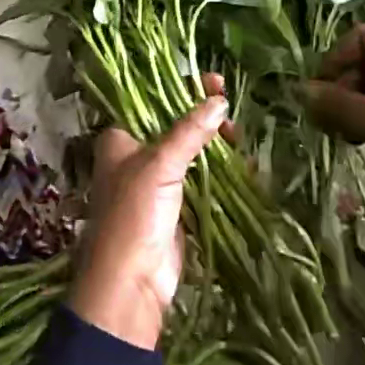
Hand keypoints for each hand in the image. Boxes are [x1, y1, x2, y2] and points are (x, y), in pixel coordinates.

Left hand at [69, 75, 229, 349]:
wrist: (131, 283)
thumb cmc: (134, 212)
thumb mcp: (160, 163)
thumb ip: (189, 130)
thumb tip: (220, 100)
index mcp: (120, 135)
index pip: (154, 97)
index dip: (183, 86)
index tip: (215, 81)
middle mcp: (136, 152)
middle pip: (175, 122)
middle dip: (204, 115)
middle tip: (231, 111)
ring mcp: (157, 179)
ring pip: (190, 149)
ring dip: (215, 141)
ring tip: (239, 137)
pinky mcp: (176, 204)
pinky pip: (201, 177)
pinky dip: (220, 168)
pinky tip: (244, 164)